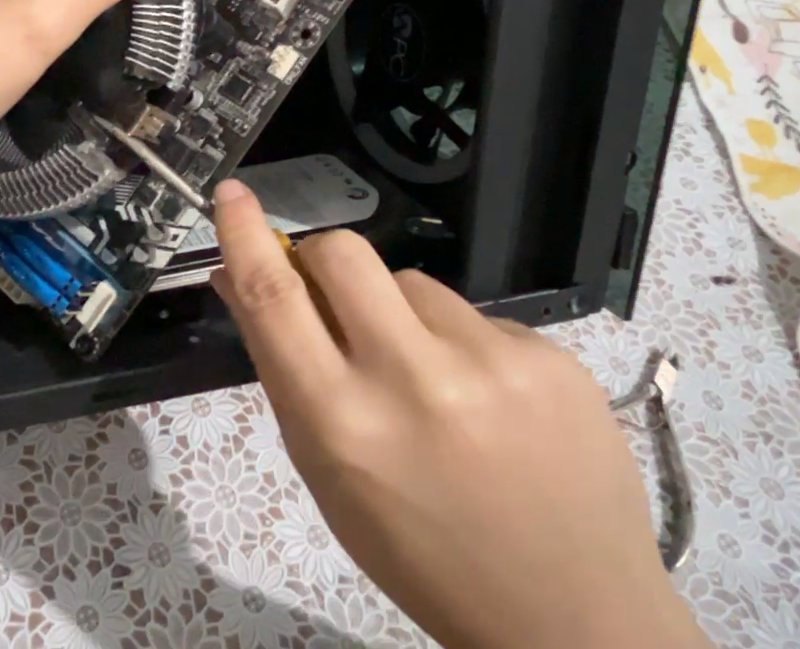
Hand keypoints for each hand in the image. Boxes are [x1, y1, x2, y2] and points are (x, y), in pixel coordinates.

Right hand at [210, 180, 707, 648]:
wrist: (569, 612)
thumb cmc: (414, 549)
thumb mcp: (326, 469)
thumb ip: (282, 369)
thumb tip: (238, 281)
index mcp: (341, 422)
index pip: (275, 298)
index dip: (244, 235)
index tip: (231, 191)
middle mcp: (413, 379)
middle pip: (344, 253)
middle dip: (324, 259)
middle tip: (335, 298)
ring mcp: (492, 362)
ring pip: (412, 282)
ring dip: (399, 311)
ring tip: (429, 377)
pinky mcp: (552, 357)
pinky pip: (476, 315)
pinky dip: (460, 341)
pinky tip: (487, 398)